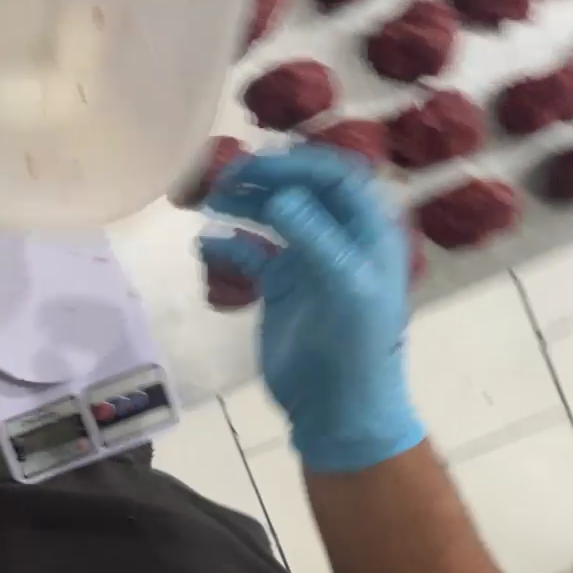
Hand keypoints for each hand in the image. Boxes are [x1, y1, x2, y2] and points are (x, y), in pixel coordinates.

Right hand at [201, 147, 423, 471]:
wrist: (337, 407)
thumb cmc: (352, 348)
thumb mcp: (343, 289)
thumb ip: (315, 238)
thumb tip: (278, 198)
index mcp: (367, 234)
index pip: (336, 178)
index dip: (298, 166)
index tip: (255, 166)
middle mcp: (338, 240)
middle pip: (301, 193)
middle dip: (264, 180)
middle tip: (222, 178)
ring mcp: (308, 264)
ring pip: (273, 220)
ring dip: (243, 206)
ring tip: (208, 199)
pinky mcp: (282, 289)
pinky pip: (252, 255)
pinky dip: (229, 246)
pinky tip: (205, 245)